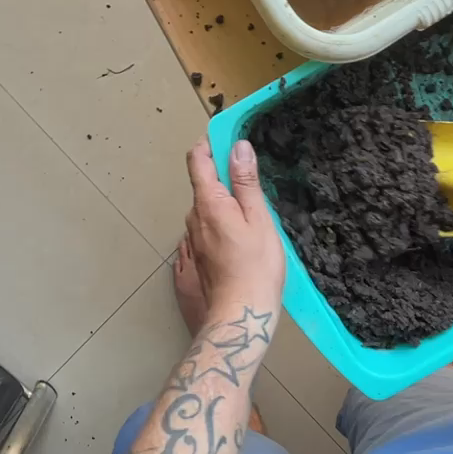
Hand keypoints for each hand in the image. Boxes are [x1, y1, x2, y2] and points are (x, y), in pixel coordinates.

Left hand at [184, 139, 284, 315]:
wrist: (240, 315)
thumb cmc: (255, 267)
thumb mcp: (258, 218)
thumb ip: (245, 181)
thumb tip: (238, 146)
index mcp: (207, 201)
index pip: (197, 158)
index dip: (211, 143)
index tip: (230, 138)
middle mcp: (194, 215)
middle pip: (204, 181)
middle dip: (225, 174)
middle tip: (254, 179)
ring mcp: (194, 236)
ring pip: (208, 205)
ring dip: (226, 200)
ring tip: (255, 212)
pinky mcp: (200, 253)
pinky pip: (210, 224)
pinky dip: (225, 219)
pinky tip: (245, 235)